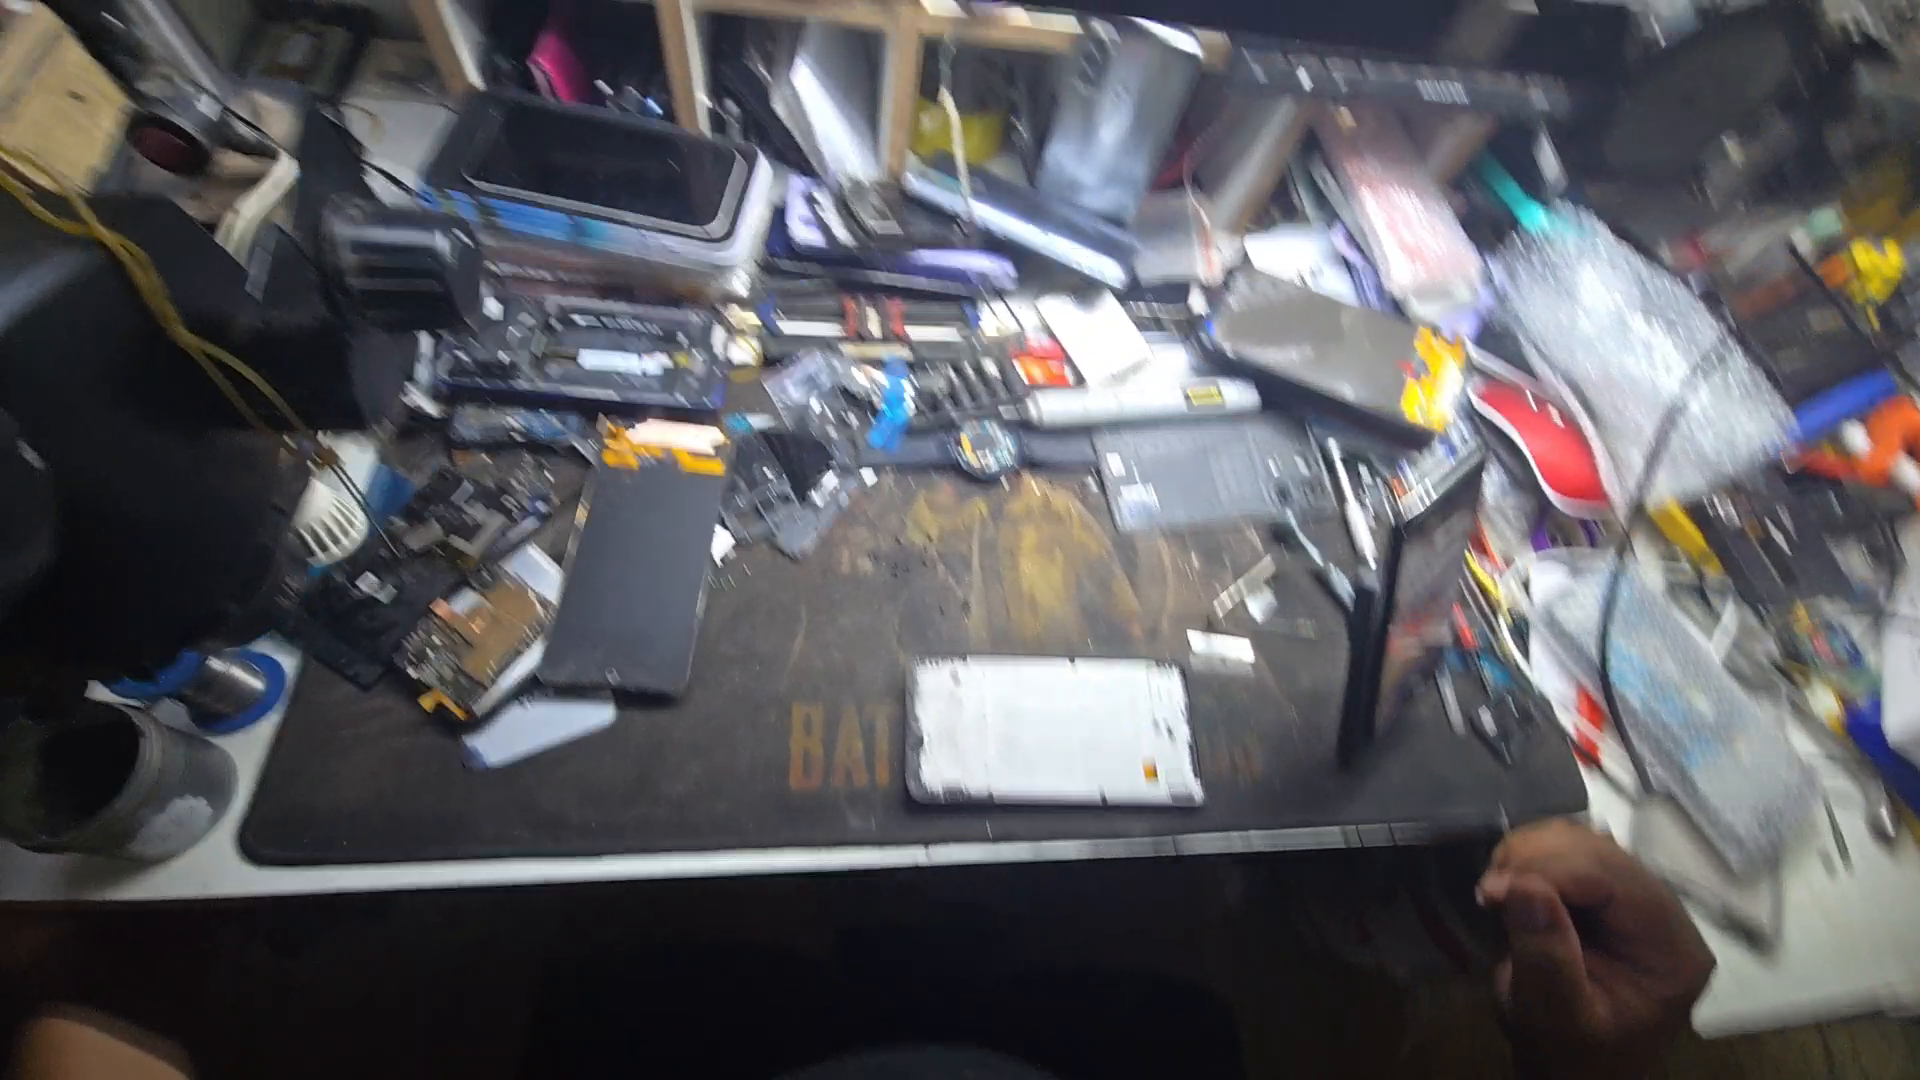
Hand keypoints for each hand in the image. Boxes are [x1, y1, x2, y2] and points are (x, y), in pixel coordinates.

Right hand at [1478, 820, 1715, 1079]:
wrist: (1573, 1063)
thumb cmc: (1570, 1049)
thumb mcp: (1555, 1013)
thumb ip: (1547, 955)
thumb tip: (1526, 886)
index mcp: (1671, 950)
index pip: (1612, 878)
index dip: (1547, 871)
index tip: (1491, 892)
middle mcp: (1663, 915)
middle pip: (1597, 850)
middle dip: (1533, 858)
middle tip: (1490, 890)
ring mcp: (1634, 899)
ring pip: (1579, 839)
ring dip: (1526, 853)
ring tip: (1498, 889)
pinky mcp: (1604, 891)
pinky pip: (1565, 847)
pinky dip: (1527, 854)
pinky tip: (1510, 884)